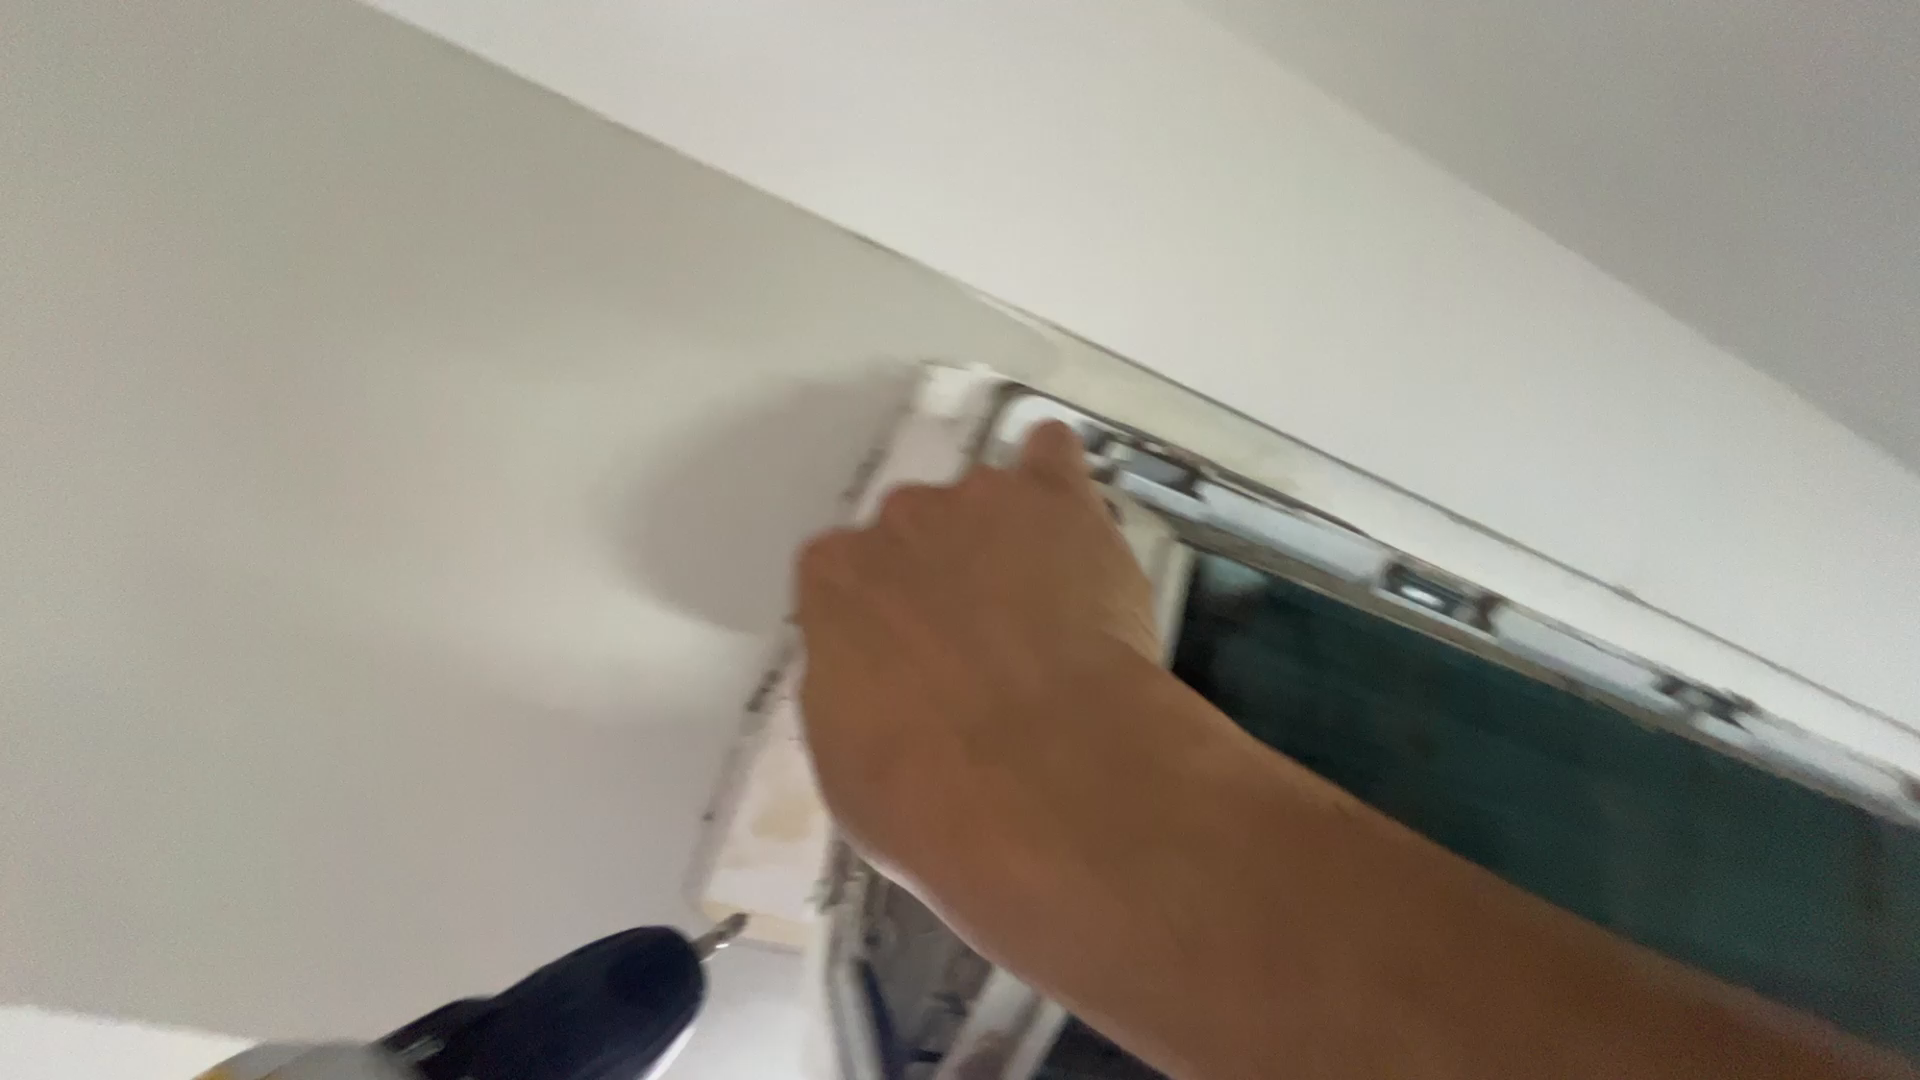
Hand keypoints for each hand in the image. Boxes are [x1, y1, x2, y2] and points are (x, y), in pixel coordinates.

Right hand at [793, 421, 1163, 895]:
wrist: (1045, 778)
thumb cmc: (928, 791)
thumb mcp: (845, 758)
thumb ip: (849, 685)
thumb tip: (873, 667)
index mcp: (834, 578)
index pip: (845, 581)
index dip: (881, 623)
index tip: (907, 663)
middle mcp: (898, 520)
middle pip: (915, 537)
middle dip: (942, 581)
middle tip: (982, 647)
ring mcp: (980, 499)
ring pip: (983, 504)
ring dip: (1001, 544)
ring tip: (1044, 611)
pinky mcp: (1058, 501)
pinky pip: (1050, 456)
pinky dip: (1053, 477)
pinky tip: (1065, 512)